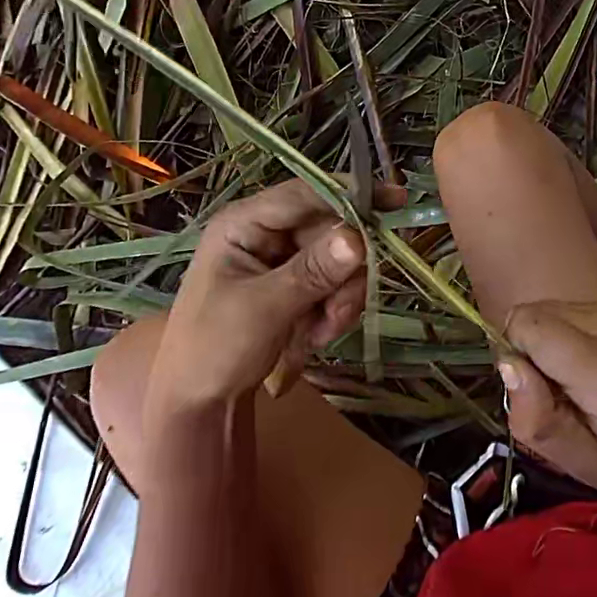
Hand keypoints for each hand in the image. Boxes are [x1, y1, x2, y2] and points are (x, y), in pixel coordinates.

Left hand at [143, 179, 382, 427]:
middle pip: (333, 231)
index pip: (307, 194)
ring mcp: (284, 261)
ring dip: (341, 299)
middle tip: (339, 313)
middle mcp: (268, 234)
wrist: (199, 402)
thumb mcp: (264, 308)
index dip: (353, 194)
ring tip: (320, 331)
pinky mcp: (298, 286)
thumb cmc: (214, 348)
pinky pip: (337, 285)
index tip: (397, 200)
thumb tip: (358, 238)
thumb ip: (313, 271)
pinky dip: (334, 312)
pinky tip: (315, 336)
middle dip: (345, 273)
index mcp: (245, 223)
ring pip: (342, 262)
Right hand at [498, 300, 596, 512]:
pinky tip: (589, 376)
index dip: (515, 359)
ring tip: (576, 391)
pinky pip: (570, 312)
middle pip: (534, 313)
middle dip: (526, 354)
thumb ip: (542, 422)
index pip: (529, 324)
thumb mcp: (593, 470)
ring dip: (544, 347)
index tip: (538, 400)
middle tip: (557, 401)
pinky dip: (563, 340)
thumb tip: (506, 365)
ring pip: (549, 310)